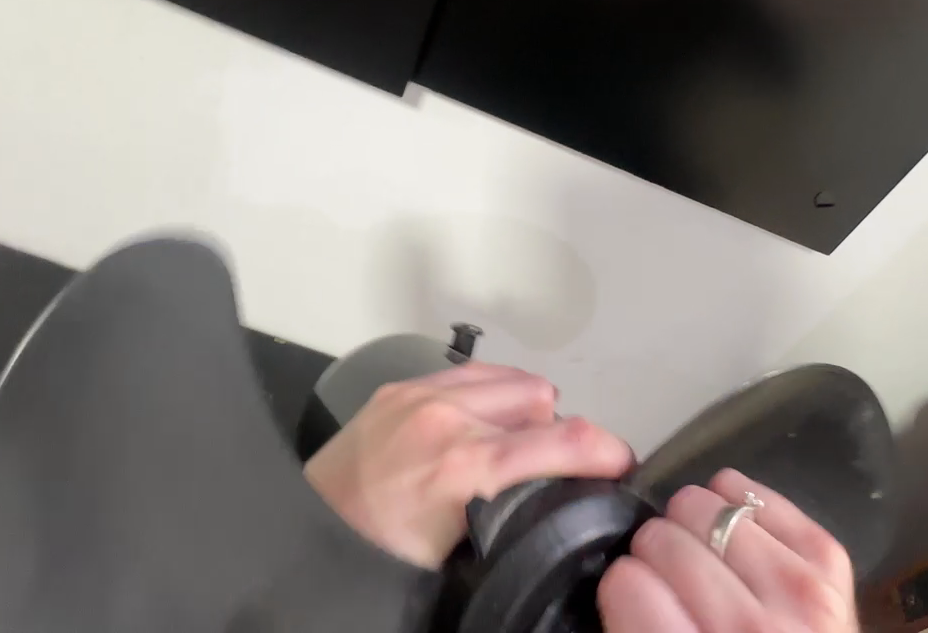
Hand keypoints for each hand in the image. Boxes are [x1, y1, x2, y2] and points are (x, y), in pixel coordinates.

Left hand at [302, 362, 634, 567]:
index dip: (602, 450)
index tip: (620, 459)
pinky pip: (472, 371)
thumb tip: (551, 503)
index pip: (559, 442)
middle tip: (551, 462)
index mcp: (463, 467)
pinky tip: (486, 414)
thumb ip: (509, 517)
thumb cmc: (375, 554)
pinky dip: (492, 390)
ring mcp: (423, 394)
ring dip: (526, 406)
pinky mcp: (404, 384)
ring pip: (511, 378)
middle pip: (541, 399)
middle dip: (556, 431)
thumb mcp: (453, 555)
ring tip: (518, 438)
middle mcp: (447, 418)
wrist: (307, 532)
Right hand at [598, 469, 858, 632]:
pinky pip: (750, 490)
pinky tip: (736, 544)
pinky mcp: (826, 557)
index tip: (631, 601)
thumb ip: (634, 626)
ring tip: (703, 561)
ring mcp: (799, 588)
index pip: (626, 582)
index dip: (622, 589)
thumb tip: (617, 576)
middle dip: (654, 555)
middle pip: (661, 536)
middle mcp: (753, 628)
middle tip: (669, 584)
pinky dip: (734, 505)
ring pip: (701, 502)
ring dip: (692, 527)